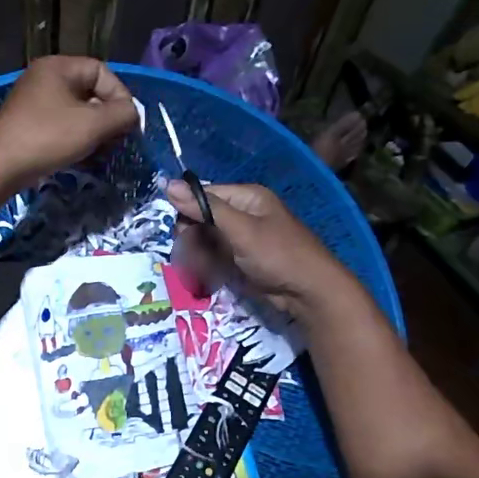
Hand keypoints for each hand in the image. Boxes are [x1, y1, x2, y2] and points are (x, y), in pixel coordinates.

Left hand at [0, 56, 139, 185]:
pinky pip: (63, 126)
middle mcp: (46, 78)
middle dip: (109, 117)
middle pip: (91, 92)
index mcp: (59, 67)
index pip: (103, 72)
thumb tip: (133, 114)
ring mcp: (35, 102)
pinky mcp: (30, 125)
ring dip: (95, 132)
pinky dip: (77, 140)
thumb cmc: (48, 137)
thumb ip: (122, 114)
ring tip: (101, 153)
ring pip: (78, 112)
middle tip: (117, 141)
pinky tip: (82, 159)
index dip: (121, 95)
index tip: (128, 123)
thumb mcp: (93, 124)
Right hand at [164, 181, 356, 319]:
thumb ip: (205, 209)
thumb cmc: (278, 255)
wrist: (309, 293)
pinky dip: (209, 267)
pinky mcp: (240, 259)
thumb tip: (168, 184)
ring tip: (205, 271)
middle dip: (193, 239)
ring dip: (198, 256)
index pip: (203, 195)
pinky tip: (210, 277)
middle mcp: (242, 213)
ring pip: (204, 241)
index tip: (182, 234)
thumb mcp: (241, 230)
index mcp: (246, 197)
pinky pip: (214, 257)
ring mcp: (241, 238)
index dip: (187, 212)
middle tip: (194, 257)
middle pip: (200, 219)